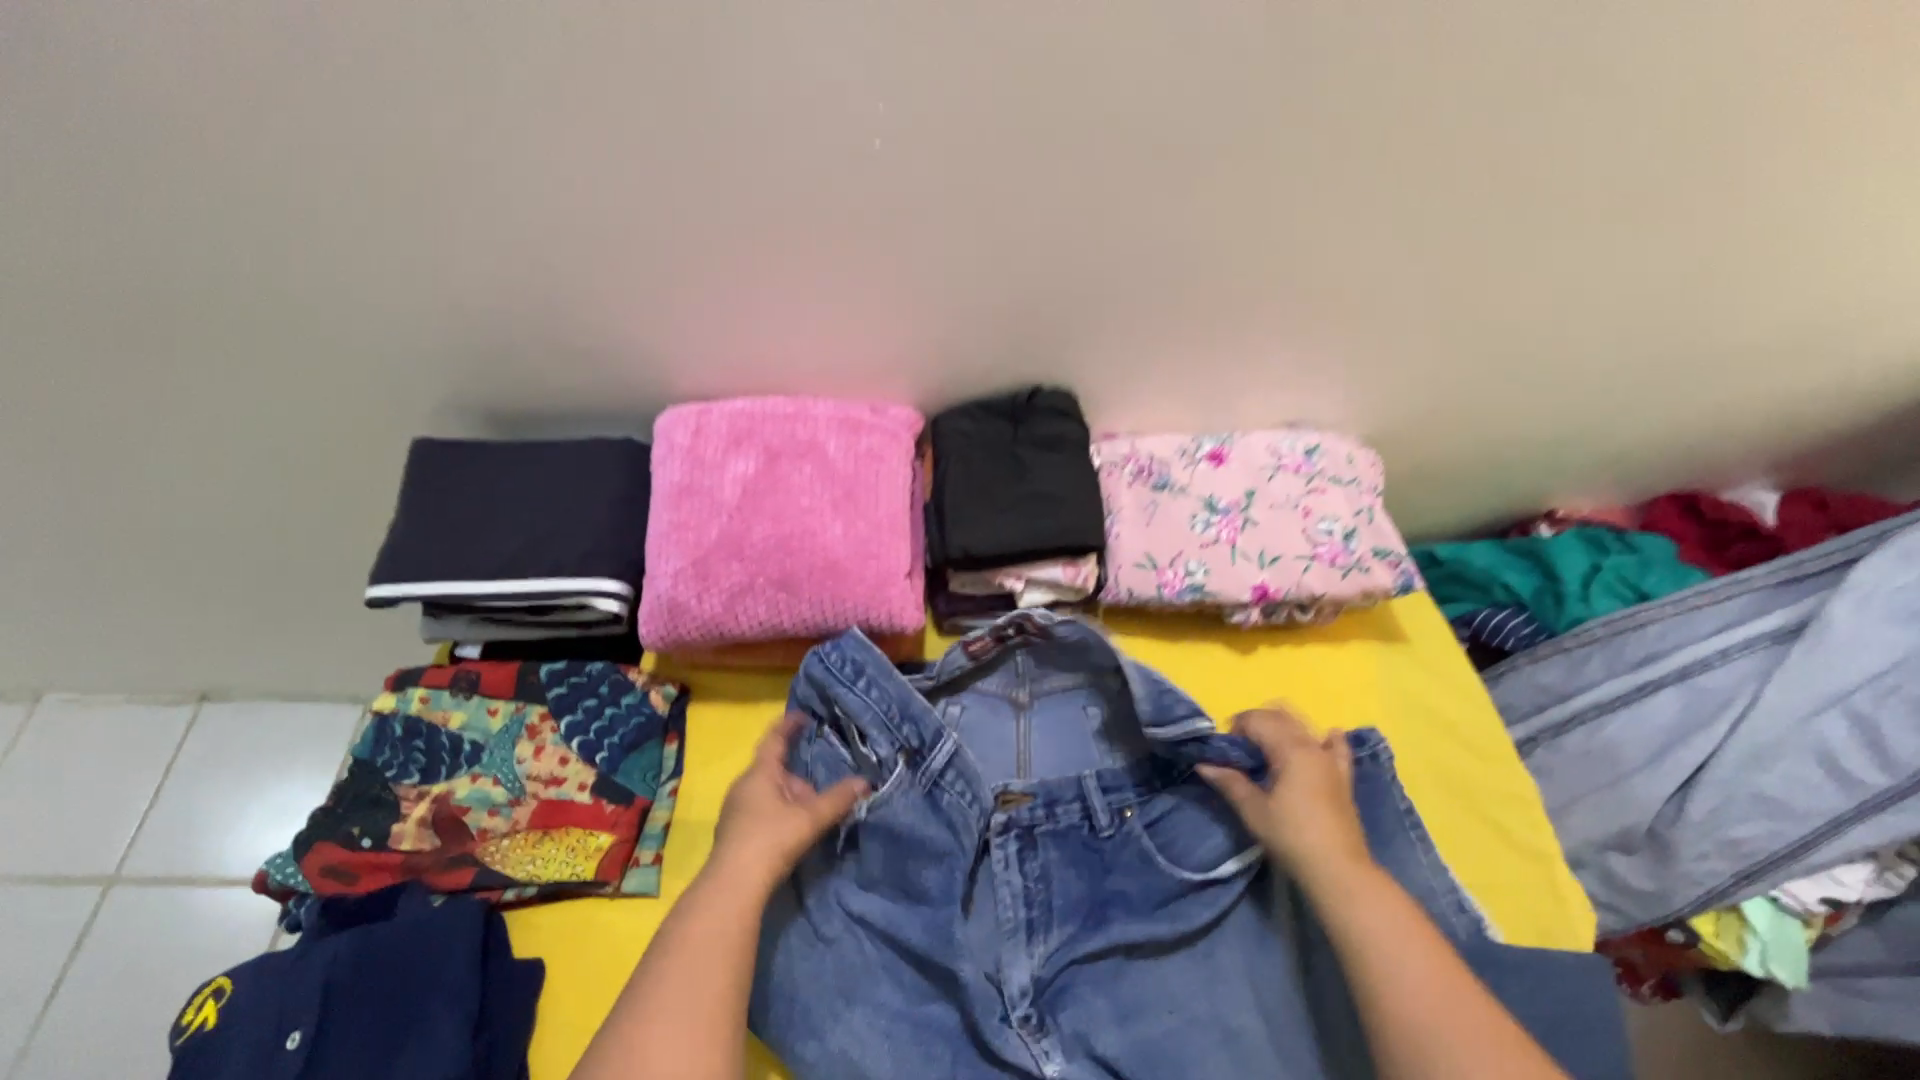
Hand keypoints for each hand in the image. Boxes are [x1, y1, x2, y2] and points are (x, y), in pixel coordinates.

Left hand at [708, 713, 870, 896]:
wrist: (734, 886)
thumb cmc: (770, 840)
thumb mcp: (810, 818)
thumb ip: (838, 799)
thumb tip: (865, 782)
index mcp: (759, 773)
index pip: (774, 739)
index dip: (788, 725)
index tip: (803, 716)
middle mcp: (744, 786)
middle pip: (775, 771)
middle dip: (799, 778)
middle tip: (822, 789)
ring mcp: (736, 811)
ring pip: (770, 794)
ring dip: (791, 799)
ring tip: (814, 814)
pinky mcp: (736, 833)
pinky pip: (763, 812)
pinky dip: (781, 815)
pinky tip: (795, 833)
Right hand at [1196, 706, 1373, 888]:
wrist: (1337, 869)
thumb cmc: (1291, 837)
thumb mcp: (1253, 810)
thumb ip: (1229, 782)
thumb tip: (1203, 764)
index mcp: (1290, 749)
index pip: (1257, 720)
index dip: (1236, 728)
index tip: (1226, 752)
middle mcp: (1312, 745)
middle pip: (1279, 716)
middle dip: (1255, 723)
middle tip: (1240, 750)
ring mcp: (1331, 759)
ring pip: (1304, 725)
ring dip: (1281, 727)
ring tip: (1266, 751)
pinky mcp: (1343, 775)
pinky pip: (1336, 745)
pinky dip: (1324, 737)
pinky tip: (1319, 740)